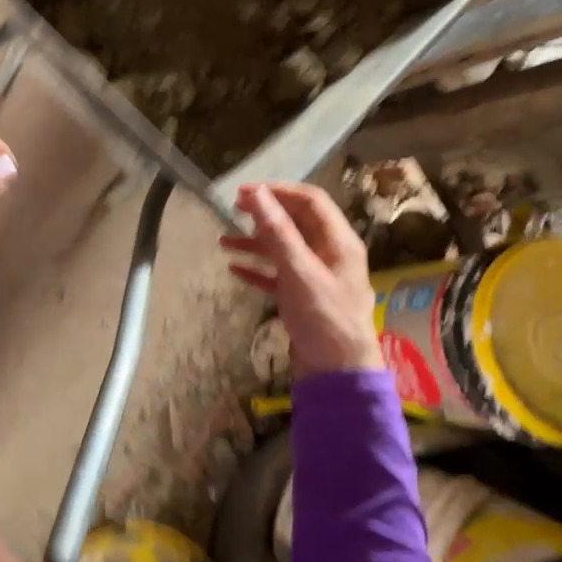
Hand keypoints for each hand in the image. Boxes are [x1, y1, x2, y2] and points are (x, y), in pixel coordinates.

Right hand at [220, 183, 381, 379]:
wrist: (338, 369)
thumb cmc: (323, 316)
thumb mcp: (298, 271)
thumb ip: (276, 232)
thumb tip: (256, 194)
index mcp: (337, 241)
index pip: (310, 201)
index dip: (277, 191)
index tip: (242, 192)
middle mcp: (328, 253)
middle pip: (295, 222)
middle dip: (264, 213)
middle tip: (232, 210)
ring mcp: (315, 275)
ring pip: (283, 247)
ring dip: (254, 241)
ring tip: (224, 242)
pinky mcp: (302, 296)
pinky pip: (276, 273)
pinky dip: (256, 268)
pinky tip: (234, 269)